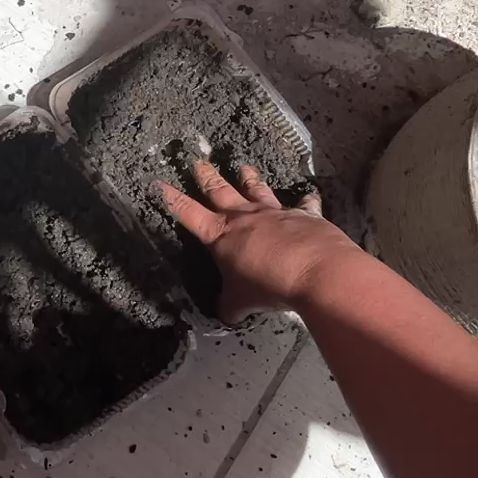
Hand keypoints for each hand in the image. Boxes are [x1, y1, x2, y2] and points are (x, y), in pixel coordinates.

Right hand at [159, 161, 361, 321]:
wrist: (317, 272)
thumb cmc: (269, 285)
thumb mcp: (241, 302)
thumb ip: (230, 306)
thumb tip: (225, 315)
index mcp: (220, 235)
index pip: (188, 213)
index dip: (172, 199)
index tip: (160, 183)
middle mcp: (244, 218)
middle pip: (220, 192)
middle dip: (207, 178)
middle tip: (199, 162)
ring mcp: (275, 213)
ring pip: (257, 191)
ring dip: (249, 179)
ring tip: (244, 167)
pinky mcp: (304, 216)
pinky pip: (304, 206)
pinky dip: (305, 202)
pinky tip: (308, 197)